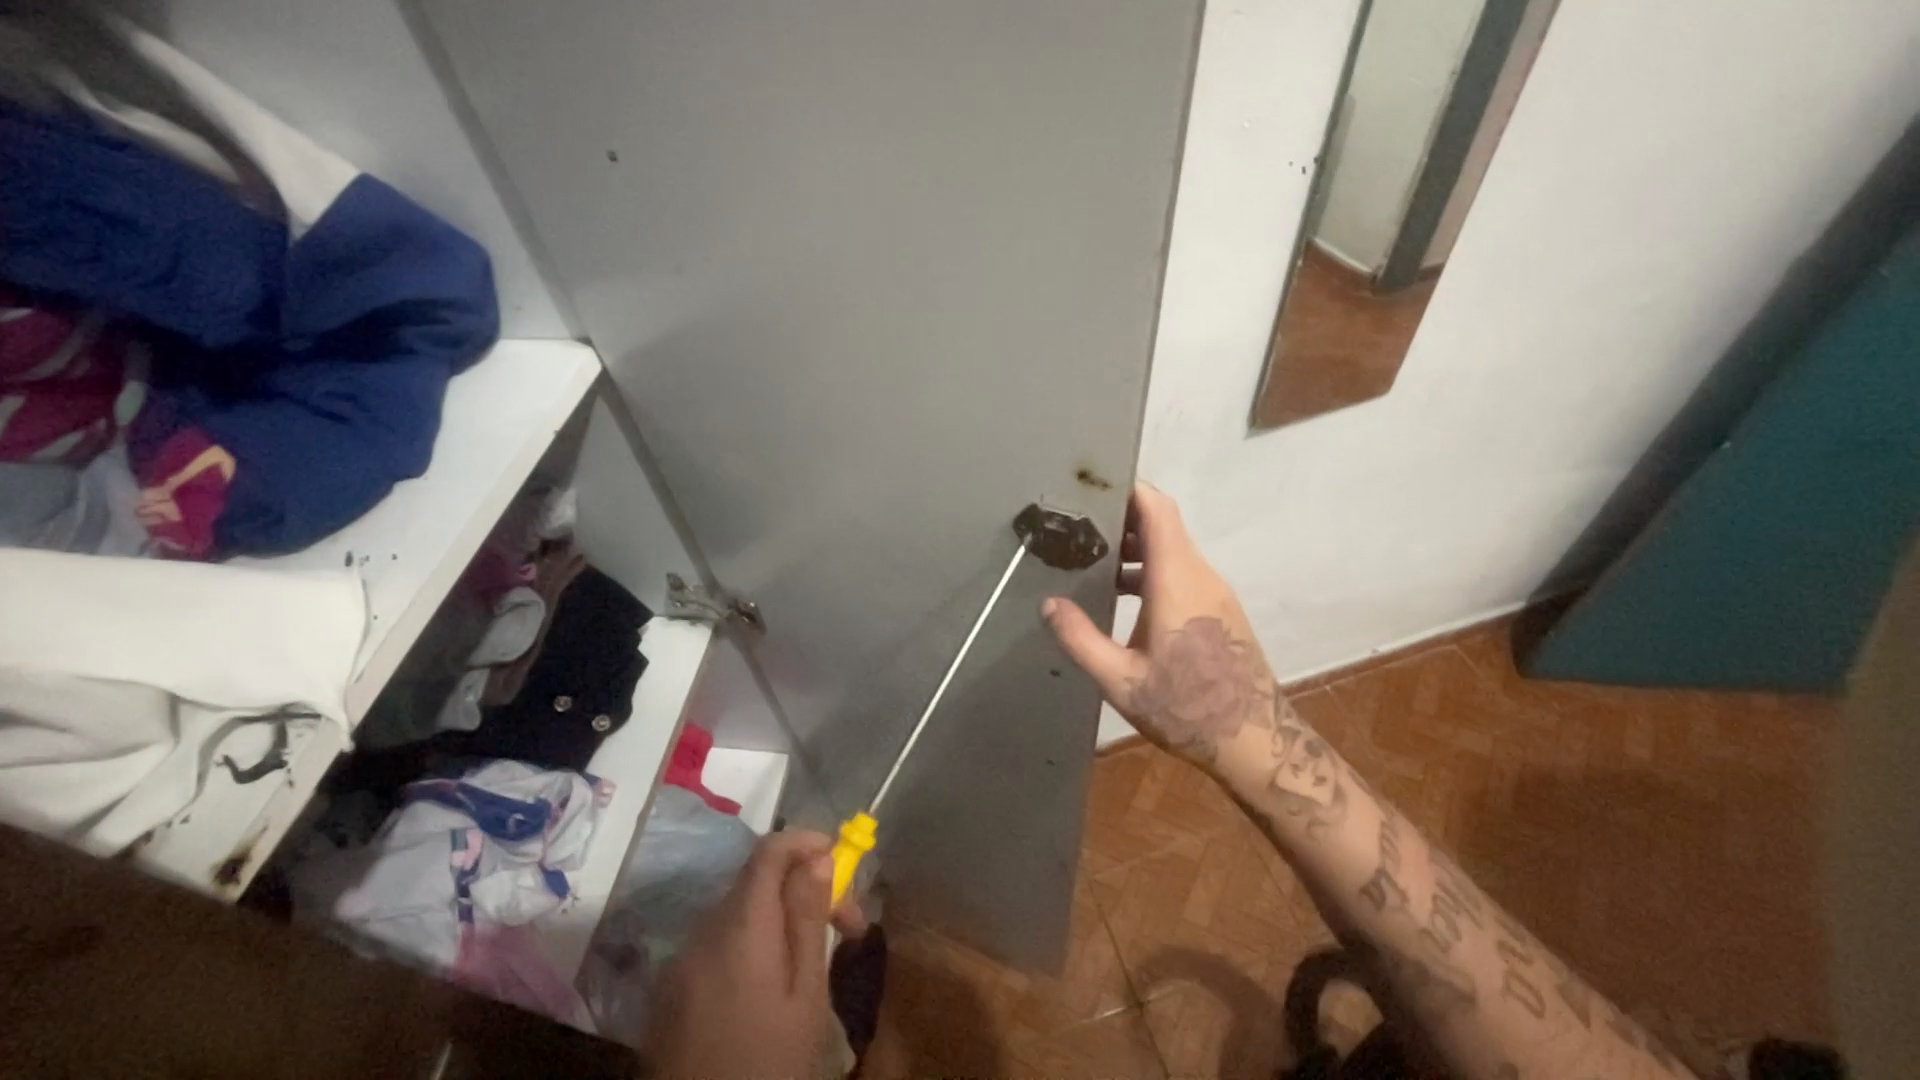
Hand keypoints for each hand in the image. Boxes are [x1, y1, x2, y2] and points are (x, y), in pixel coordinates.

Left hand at [646, 830, 865, 1078]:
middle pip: (754, 883)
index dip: (805, 841)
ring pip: (735, 914)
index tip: (841, 860)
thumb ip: (807, 921)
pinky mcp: (668, 992)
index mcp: (739, 931)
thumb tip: (817, 858)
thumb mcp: (806, 999)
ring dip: (776, 919)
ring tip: (811, 962)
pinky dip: (747, 945)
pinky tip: (768, 984)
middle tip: (846, 927)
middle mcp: (701, 935)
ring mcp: (679, 964)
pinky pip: (714, 945)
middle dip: (802, 889)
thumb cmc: (770, 1066)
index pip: (768, 851)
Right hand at [1042, 482, 1277, 771]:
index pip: (1157, 508)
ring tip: (1092, 563)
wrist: (1254, 741)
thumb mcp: (1120, 680)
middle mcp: (1199, 574)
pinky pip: (1183, 571)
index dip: (1127, 489)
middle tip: (1077, 529)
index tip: (1091, 489)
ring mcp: (1215, 591)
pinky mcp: (1220, 609)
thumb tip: (1047, 604)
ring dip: (1136, 548)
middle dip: (1121, 519)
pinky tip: (1123, 596)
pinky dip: (1153, 570)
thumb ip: (1080, 639)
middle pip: (1163, 523)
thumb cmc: (1186, 709)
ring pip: (1173, 549)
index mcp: (1176, 579)